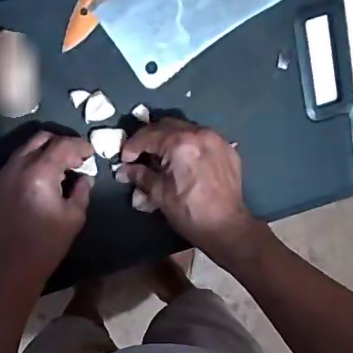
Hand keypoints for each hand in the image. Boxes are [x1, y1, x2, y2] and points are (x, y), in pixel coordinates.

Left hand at [0, 131, 93, 293]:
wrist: (13, 265)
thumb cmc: (48, 243)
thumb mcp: (74, 216)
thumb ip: (81, 190)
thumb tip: (83, 177)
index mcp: (39, 173)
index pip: (62, 145)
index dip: (80, 145)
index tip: (91, 153)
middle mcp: (17, 167)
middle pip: (41, 138)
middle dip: (61, 143)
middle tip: (76, 158)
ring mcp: (2, 175)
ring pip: (25, 149)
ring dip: (44, 152)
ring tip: (59, 169)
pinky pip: (14, 164)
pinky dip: (30, 164)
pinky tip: (40, 181)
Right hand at [119, 118, 263, 256]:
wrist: (225, 226)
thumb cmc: (188, 211)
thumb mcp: (159, 194)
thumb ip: (141, 175)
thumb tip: (125, 170)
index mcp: (179, 143)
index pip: (148, 136)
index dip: (132, 146)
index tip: (125, 159)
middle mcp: (199, 133)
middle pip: (166, 125)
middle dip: (150, 138)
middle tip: (141, 154)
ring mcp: (216, 139)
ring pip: (185, 129)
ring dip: (170, 139)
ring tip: (162, 156)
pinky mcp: (227, 149)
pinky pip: (202, 139)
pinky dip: (189, 145)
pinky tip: (184, 160)